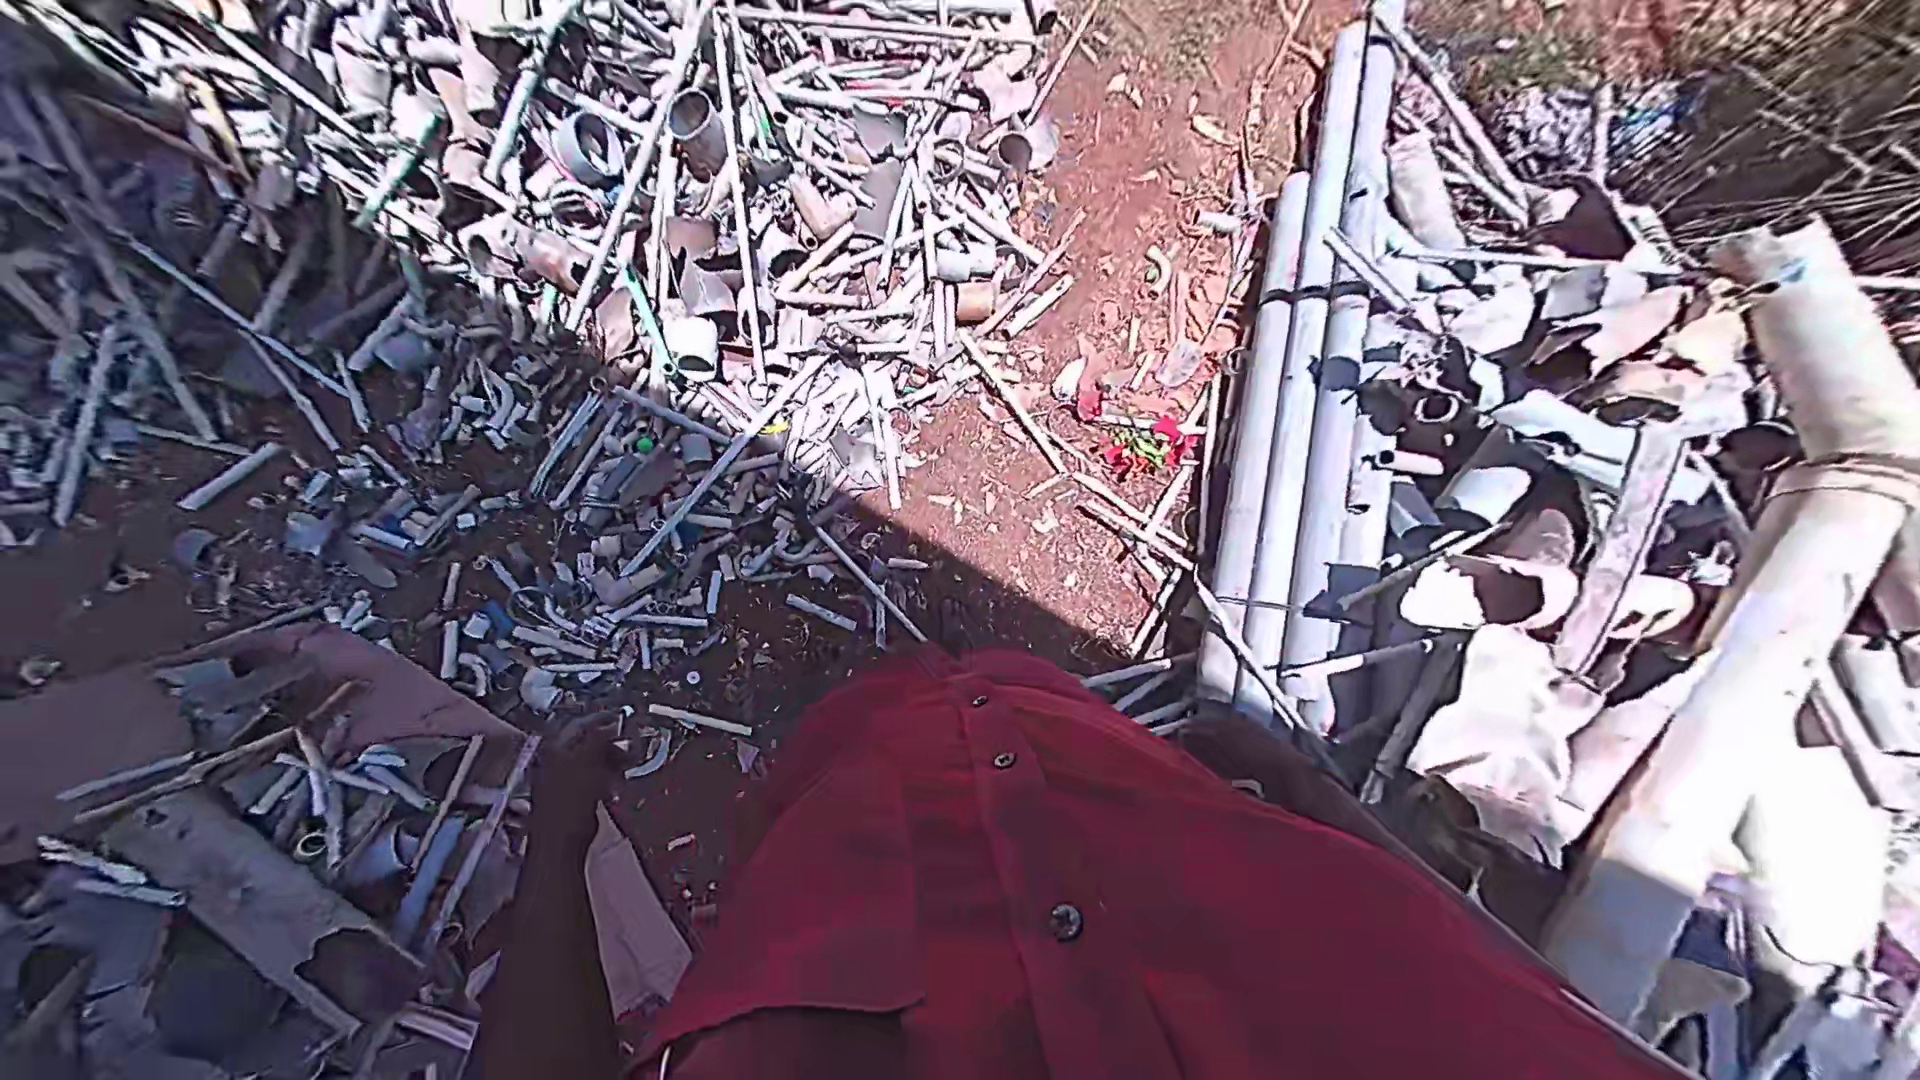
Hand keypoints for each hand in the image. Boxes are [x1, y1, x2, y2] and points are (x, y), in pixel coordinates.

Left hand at [526, 709, 622, 859]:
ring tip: (628, 760)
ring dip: (610, 758)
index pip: (578, 725)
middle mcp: (554, 764)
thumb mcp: (588, 764)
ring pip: (591, 761)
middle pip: (585, 743)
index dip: (600, 720)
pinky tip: (617, 780)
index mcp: (553, 752)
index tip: (622, 718)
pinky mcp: (573, 799)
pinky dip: (607, 775)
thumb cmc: (570, 804)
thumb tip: (611, 723)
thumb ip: (598, 740)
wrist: (561, 845)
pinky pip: (594, 778)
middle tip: (630, 741)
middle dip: (609, 741)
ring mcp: (562, 782)